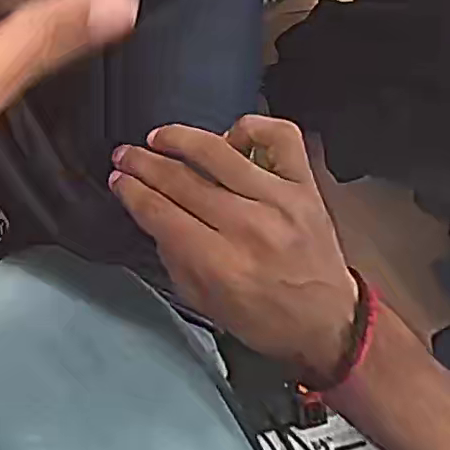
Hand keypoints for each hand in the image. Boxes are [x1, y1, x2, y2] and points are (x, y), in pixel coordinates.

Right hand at [110, 116, 359, 377]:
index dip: (130, 191)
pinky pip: (276, 136)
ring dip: (177, 138)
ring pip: (216, 151)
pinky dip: (249, 127)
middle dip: (142, 164)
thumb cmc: (265, 317)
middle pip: (180, 180)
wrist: (332, 323)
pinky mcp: (304, 185)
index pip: (160, 212)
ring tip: (158, 138)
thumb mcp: (204, 301)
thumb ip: (172, 254)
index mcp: (223, 265)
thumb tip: (148, 207)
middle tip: (124, 155)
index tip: (117, 179)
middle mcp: (250, 228)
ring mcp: (281, 201)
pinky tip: (227, 136)